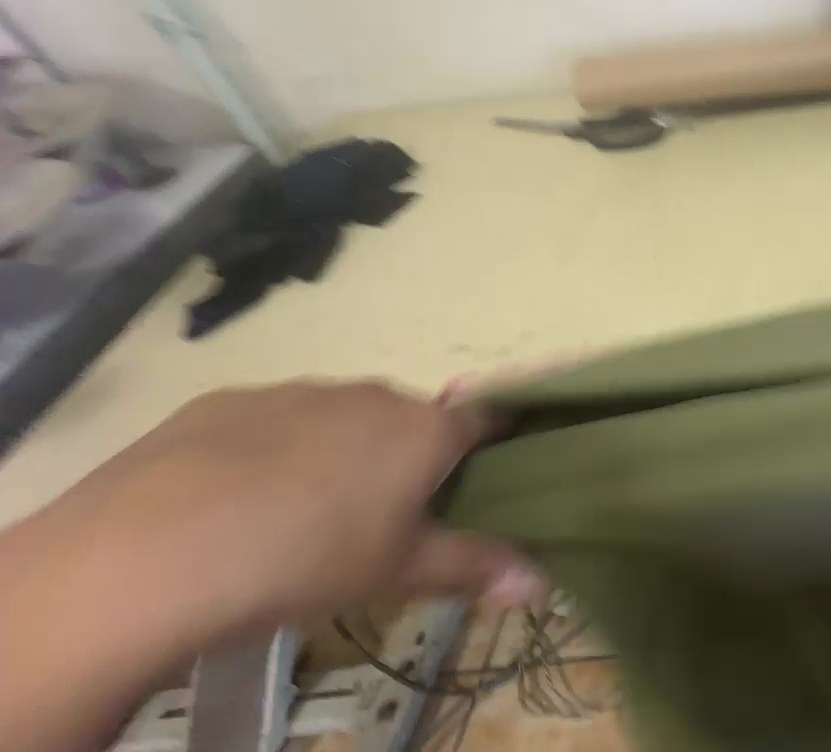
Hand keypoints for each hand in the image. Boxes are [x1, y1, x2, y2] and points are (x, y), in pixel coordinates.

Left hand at [44, 379, 541, 635]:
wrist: (143, 557)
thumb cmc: (305, 559)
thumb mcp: (398, 571)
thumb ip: (474, 566)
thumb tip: (541, 584)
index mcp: (427, 429)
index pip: (488, 416)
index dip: (496, 439)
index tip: (490, 469)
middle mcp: (374, 395)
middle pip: (411, 418)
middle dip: (407, 454)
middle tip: (385, 511)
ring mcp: (299, 392)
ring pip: (341, 417)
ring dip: (340, 449)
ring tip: (302, 511)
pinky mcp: (227, 401)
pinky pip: (272, 419)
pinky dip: (272, 448)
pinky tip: (236, 498)